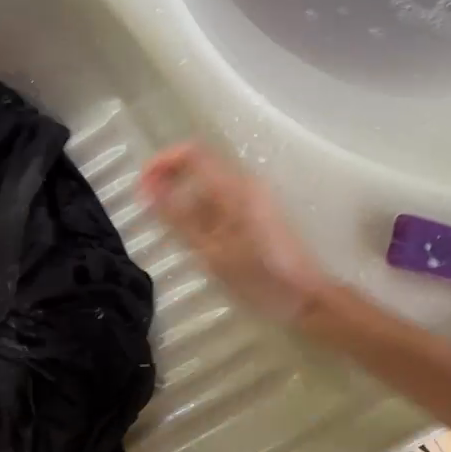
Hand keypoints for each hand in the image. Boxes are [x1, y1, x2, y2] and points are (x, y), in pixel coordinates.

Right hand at [139, 143, 339, 327]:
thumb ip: (176, 216)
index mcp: (234, 187)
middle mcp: (245, 183)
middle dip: (167, 178)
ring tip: (165, 224)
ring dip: (181, 194)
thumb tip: (145, 190)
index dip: (161, 161)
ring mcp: (254, 196)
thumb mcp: (210, 250)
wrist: (309, 299)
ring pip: (207, 181)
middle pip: (198, 163)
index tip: (141, 186)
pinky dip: (198, 206)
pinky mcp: (257, 211)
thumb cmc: (259, 277)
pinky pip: (219, 196)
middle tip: (147, 206)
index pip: (191, 152)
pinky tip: (192, 235)